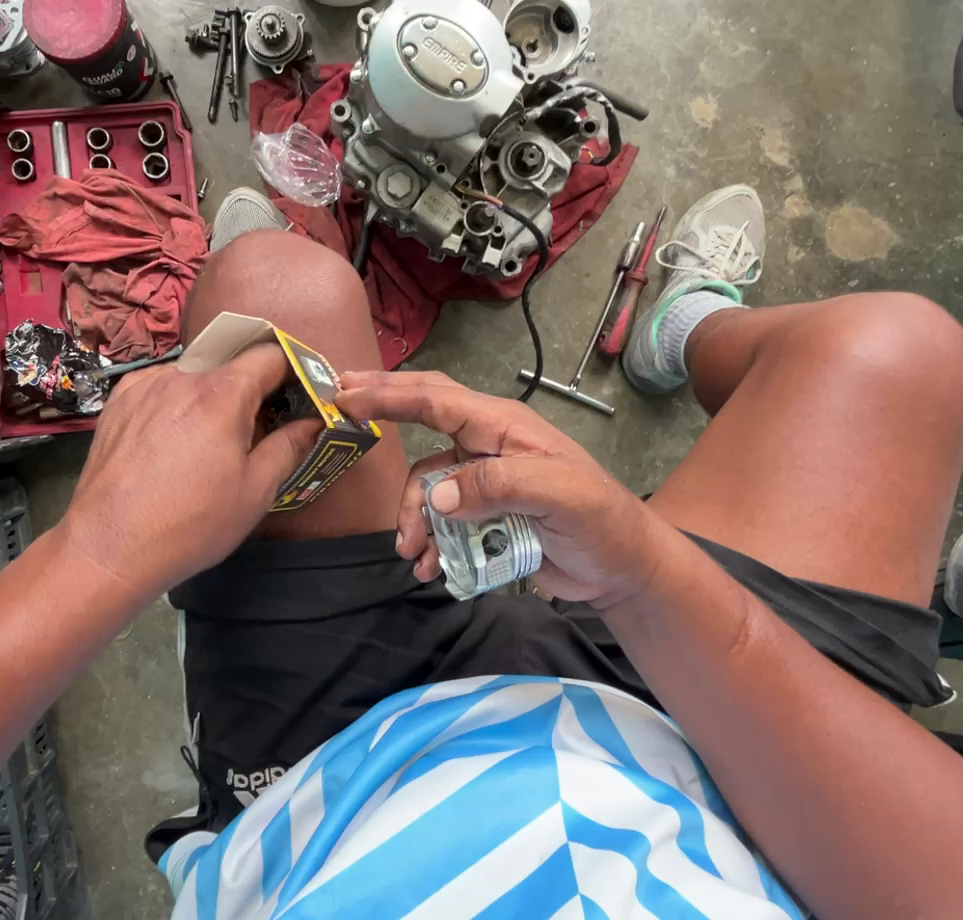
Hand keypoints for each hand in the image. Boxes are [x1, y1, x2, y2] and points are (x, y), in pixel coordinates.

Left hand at [56, 346, 321, 595]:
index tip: (299, 398)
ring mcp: (145, 386)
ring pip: (194, 375)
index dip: (292, 372)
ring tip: (208, 440)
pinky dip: (176, 401)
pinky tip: (172, 438)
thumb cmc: (192, 524)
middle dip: (252, 390)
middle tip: (256, 430)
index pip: (270, 355)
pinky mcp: (118, 401)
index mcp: (222, 392)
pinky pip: (160, 386)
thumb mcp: (255, 491)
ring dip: (212, 396)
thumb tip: (314, 422)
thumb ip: (289, 446)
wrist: (109, 548)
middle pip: (231, 364)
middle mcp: (182, 375)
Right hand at [335, 371, 663, 606]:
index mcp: (503, 426)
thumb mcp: (559, 497)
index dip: (390, 395)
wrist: (621, 569)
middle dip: (384, 411)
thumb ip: (497, 486)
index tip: (346, 393)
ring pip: (427, 486)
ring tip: (412, 553)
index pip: (437, 400)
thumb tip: (436, 497)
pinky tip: (431, 568)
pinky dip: (429, 542)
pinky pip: (440, 520)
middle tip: (340, 410)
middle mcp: (486, 443)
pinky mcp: (482, 513)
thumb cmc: (601, 522)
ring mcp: (482, 479)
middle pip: (425, 417)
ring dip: (412, 517)